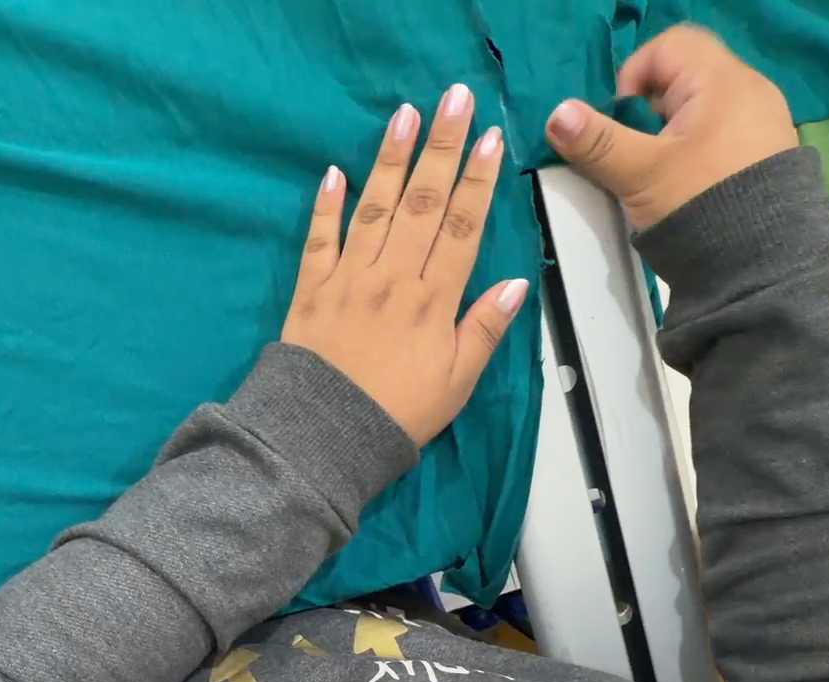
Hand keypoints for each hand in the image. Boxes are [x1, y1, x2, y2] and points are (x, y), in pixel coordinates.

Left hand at [282, 85, 528, 446]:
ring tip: (405, 116)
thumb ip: (485, 330)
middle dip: (441, 148)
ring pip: (374, 210)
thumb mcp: (456, 383)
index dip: (476, 181)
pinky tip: (335, 172)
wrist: (325, 435)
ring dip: (390, 161)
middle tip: (453, 99)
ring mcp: (347, 280)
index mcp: (432, 300)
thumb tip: (518, 283)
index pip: (461, 228)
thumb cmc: (396, 415)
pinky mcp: (310, 291)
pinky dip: (326, 206)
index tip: (489, 137)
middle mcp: (391, 279)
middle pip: (422, 204)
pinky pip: (319, 241)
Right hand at [544, 25, 796, 229]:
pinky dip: (685, 149)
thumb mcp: (638, 173)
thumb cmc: (697, 202)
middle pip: (679, 78)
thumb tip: (558, 114)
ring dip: (660, 134)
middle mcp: (745, 89)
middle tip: (628, 153)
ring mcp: (755, 121)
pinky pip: (711, 132)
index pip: (668, 46)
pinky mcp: (755, 151)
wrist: (757, 256)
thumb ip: (597, 142)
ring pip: (692, 109)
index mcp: (720, 81)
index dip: (630, 77)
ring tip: (650, 171)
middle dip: (641, 112)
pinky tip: (678, 182)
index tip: (616, 123)